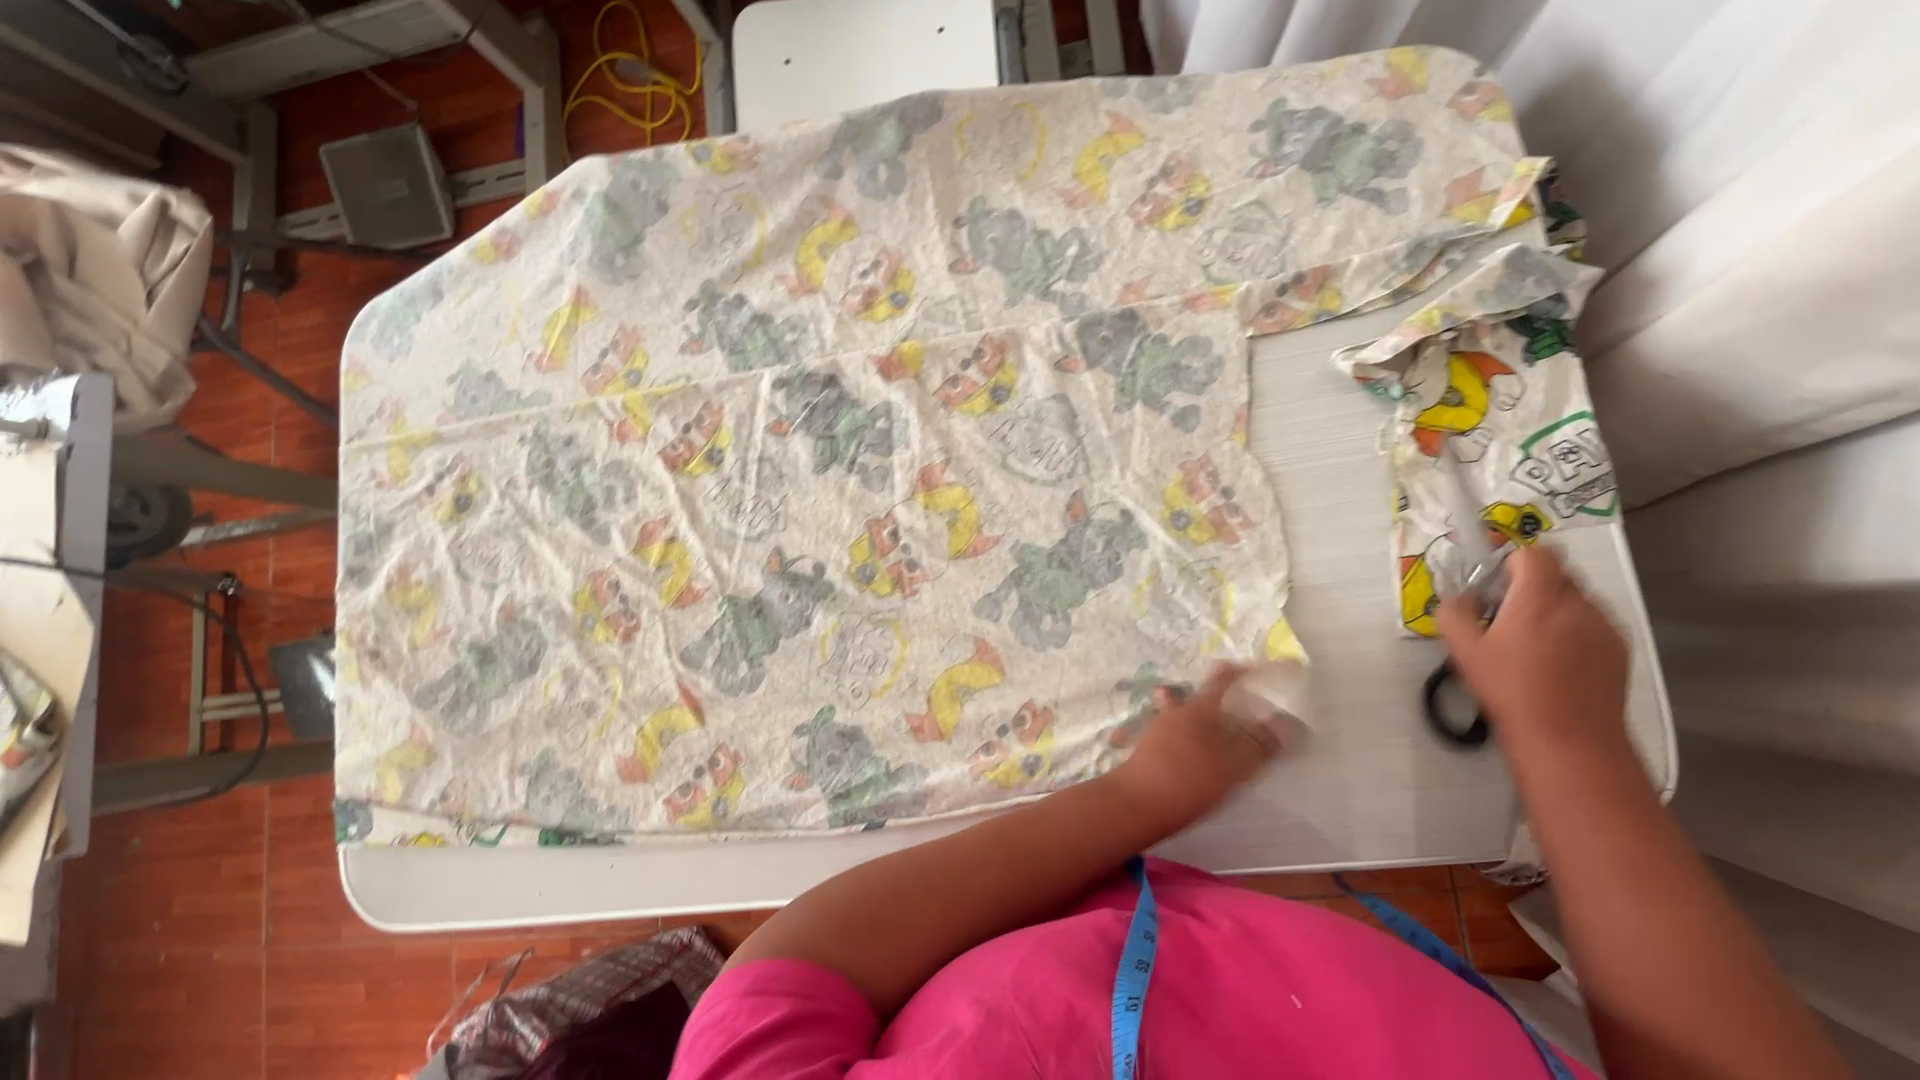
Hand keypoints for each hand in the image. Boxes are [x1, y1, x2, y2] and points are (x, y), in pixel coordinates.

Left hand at [1110, 664, 1283, 829]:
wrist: (1135, 804)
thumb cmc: (1188, 781)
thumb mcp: (1232, 766)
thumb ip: (1259, 744)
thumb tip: (1285, 722)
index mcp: (1200, 711)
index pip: (1224, 682)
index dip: (1240, 673)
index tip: (1255, 669)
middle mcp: (1176, 714)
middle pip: (1199, 697)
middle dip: (1216, 694)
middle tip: (1233, 697)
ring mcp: (1157, 732)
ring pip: (1182, 715)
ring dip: (1197, 716)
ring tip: (1212, 722)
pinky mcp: (1146, 752)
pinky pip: (1172, 735)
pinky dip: (1185, 738)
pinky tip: (1189, 751)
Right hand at [1436, 545, 1631, 760]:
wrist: (1569, 739)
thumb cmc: (1511, 691)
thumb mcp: (1465, 653)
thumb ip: (1455, 614)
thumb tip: (1459, 598)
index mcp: (1539, 597)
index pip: (1535, 554)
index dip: (1513, 562)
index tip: (1496, 586)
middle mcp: (1578, 603)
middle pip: (1557, 574)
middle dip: (1531, 586)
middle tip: (1507, 617)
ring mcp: (1604, 626)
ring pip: (1576, 599)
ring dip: (1554, 609)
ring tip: (1533, 644)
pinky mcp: (1620, 648)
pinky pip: (1593, 623)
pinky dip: (1574, 630)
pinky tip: (1558, 662)